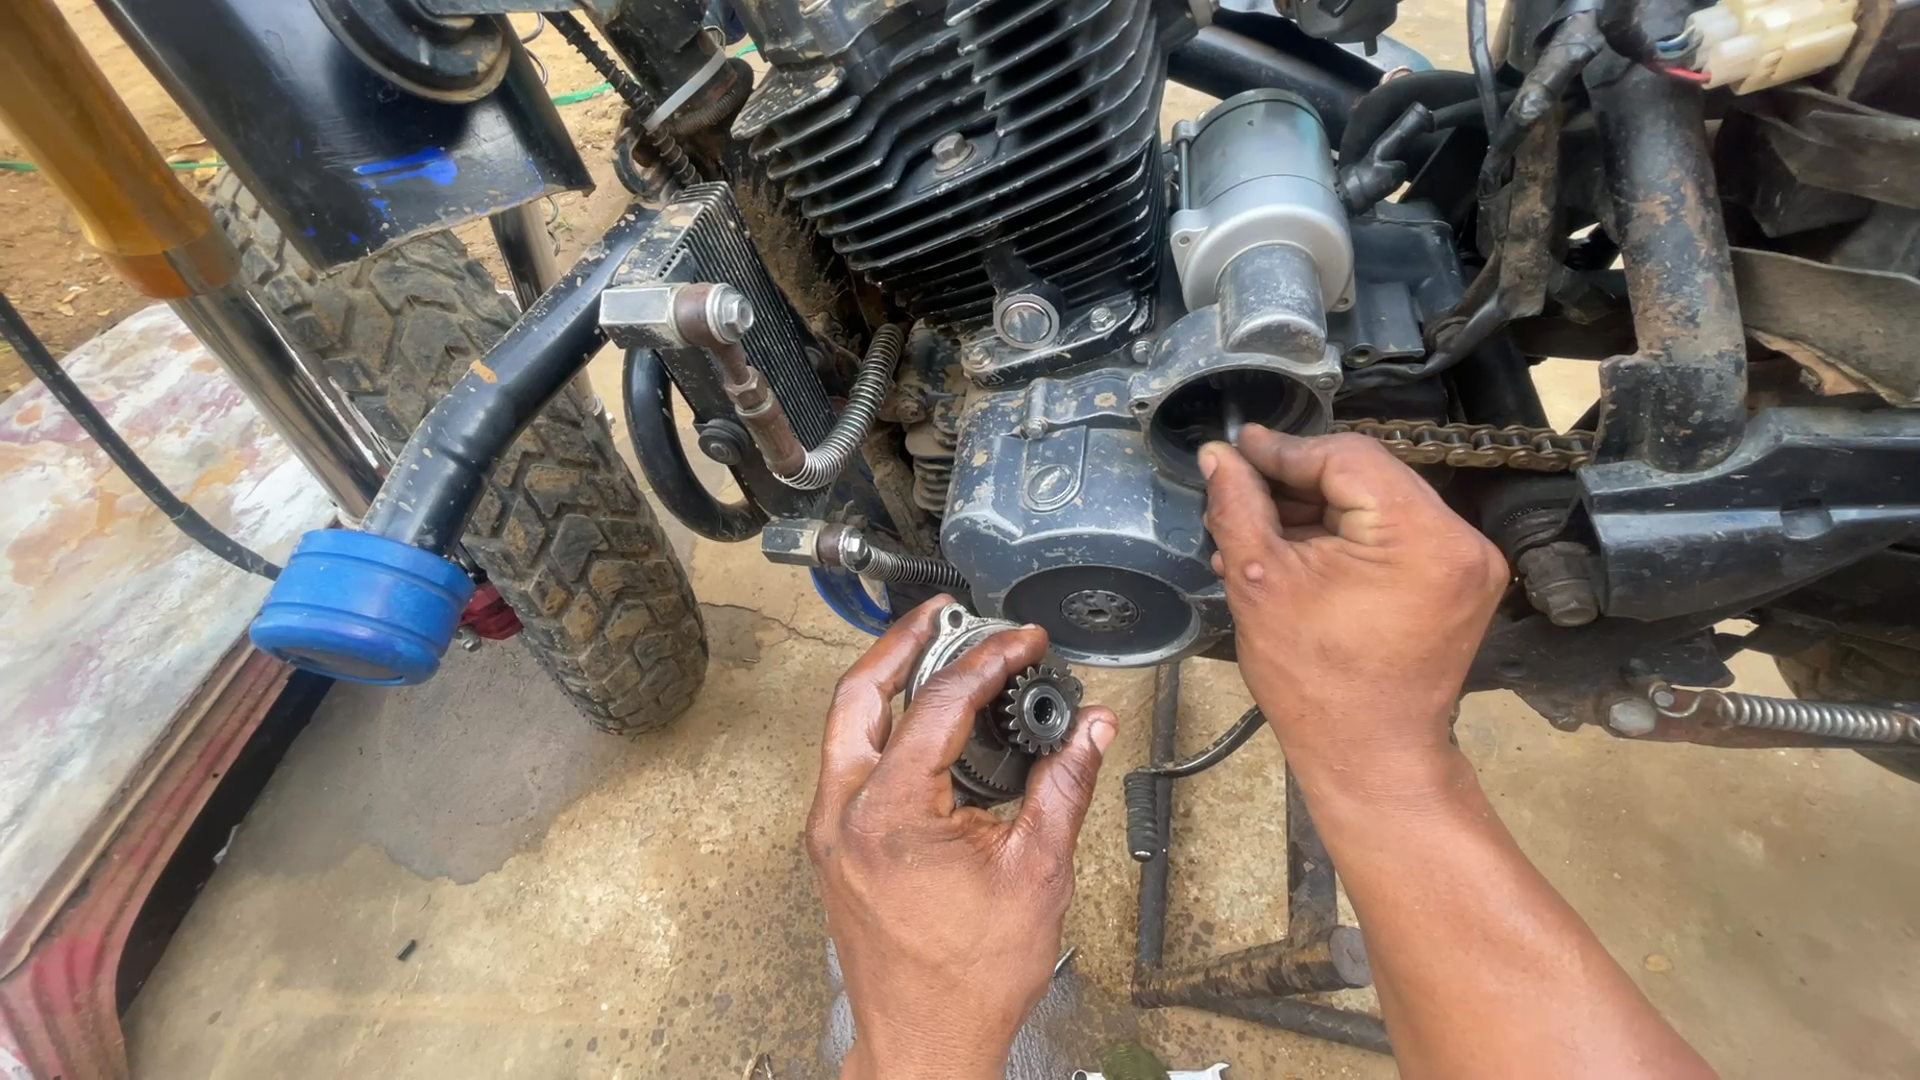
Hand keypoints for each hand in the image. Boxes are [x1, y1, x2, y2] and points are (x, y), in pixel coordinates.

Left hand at [807, 597, 1117, 1079]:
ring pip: (845, 719)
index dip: (990, 660)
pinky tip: (917, 713)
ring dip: (885, 674)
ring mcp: (830, 826)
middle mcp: (844, 810)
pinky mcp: (834, 840)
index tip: (1023, 642)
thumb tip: (1092, 730)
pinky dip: (880, 717)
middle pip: (860, 690)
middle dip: (903, 640)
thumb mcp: (1035, 873)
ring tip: (928, 644)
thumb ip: (1063, 787)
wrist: (922, 1044)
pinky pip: (848, 753)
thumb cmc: (969, 978)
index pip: (942, 702)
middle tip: (943, 611)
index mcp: (890, 812)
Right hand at [1200, 426, 1508, 802]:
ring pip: (1371, 504)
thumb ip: (1238, 507)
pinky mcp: (1451, 581)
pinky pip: (1386, 535)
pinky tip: (1287, 549)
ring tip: (1252, 528)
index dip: (1283, 450)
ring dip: (1310, 510)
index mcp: (1421, 537)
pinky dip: (1336, 536)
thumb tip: (1217, 456)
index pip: (1346, 457)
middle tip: (1236, 490)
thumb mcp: (1259, 581)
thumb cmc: (1315, 681)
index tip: (1238, 449)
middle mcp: (1459, 541)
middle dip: (1292, 482)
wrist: (1367, 753)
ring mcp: (1462, 563)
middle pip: (1362, 476)